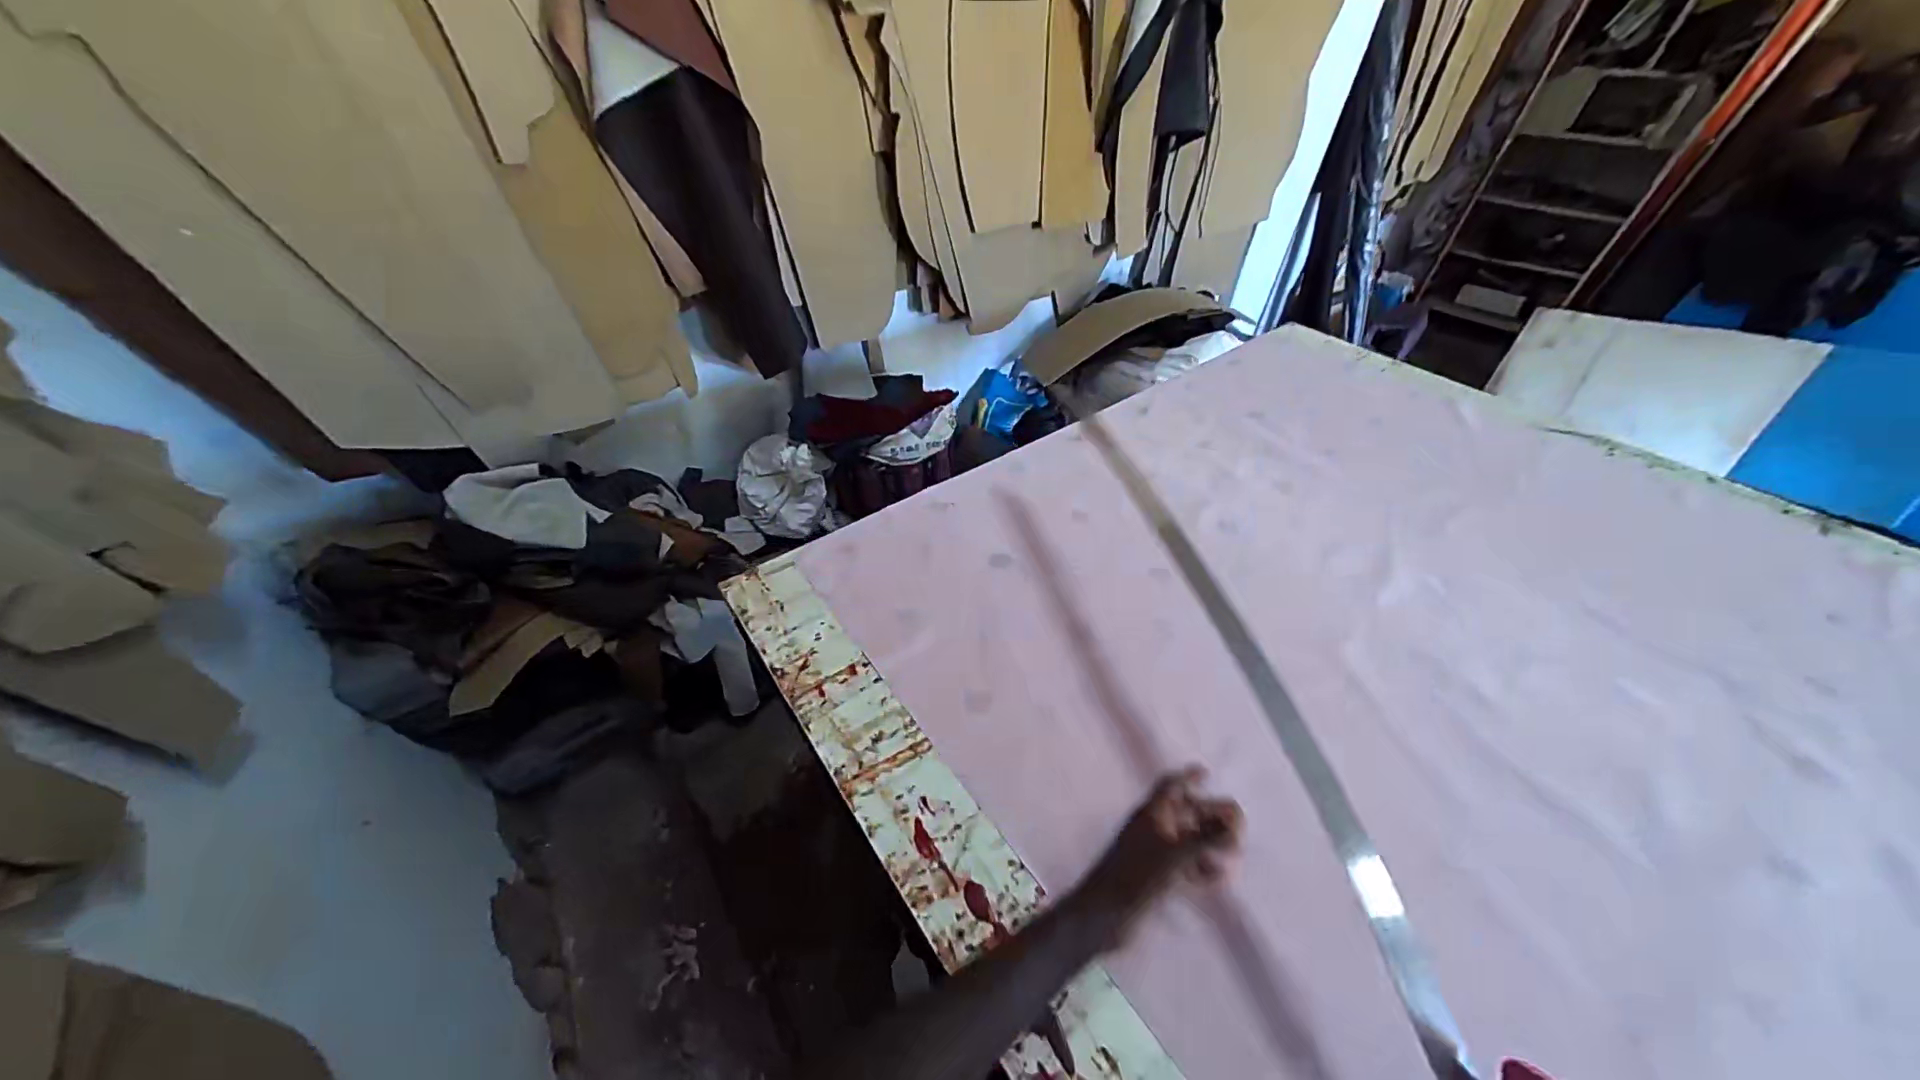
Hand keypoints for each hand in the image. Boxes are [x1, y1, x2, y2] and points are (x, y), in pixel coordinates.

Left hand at [1069, 767, 1242, 949]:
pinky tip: (1216, 879)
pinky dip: (1202, 868)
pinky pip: (1186, 866)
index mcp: (1151, 813)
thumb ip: (1208, 837)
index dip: (1188, 776)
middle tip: (1237, 828)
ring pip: (1189, 841)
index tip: (1207, 773)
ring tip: (1233, 855)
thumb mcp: (1176, 854)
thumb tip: (1235, 822)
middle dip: (1211, 817)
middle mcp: (1152, 828)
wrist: (1104, 915)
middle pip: (1186, 812)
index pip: (1170, 785)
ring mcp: (1154, 854)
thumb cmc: (1137, 876)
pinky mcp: (1156, 879)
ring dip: (1210, 845)